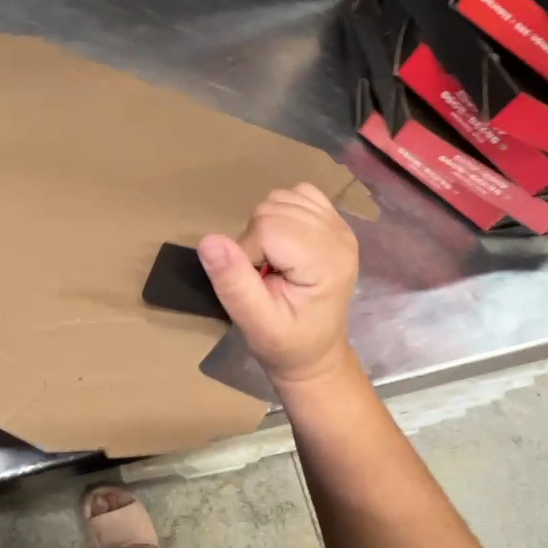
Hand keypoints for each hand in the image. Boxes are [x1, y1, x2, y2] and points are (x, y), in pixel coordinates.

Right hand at [198, 184, 359, 387]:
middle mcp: (339, 235)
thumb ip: (233, 282)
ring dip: (265, 226)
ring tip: (273, 262)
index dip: (246, 252)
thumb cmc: (286, 345)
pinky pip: (298, 193)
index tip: (256, 283)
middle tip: (264, 275)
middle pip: (273, 209)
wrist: (315, 354)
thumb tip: (208, 240)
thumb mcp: (255, 323)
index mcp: (326, 261)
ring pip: (280, 198)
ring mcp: (339, 225)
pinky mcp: (334, 222)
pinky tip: (284, 243)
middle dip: (255, 239)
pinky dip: (281, 212)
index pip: (267, 228)